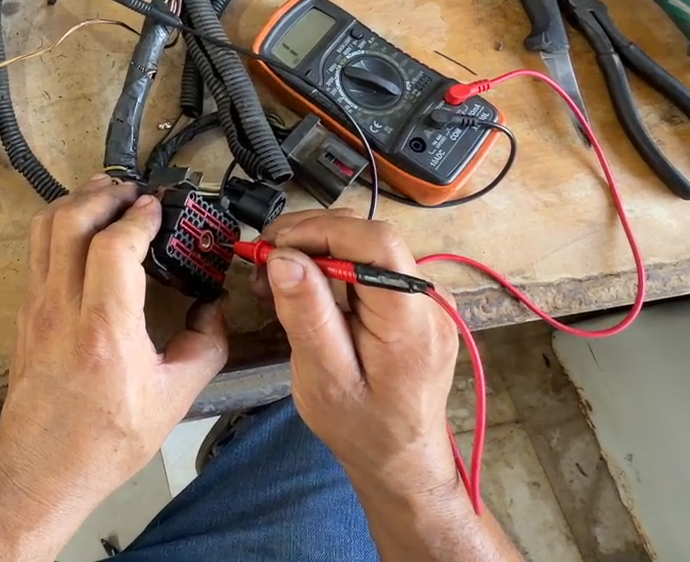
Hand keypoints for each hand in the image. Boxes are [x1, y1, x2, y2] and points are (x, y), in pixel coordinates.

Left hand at [0, 175, 228, 515]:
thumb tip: (214, 304)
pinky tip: (82, 222)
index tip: (157, 207)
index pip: (114, 248)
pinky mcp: (26, 306)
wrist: (43, 464)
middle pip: (71, 222)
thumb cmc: (108, 436)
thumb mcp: (173, 399)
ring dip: (77, 200)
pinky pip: (38, 246)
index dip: (138, 218)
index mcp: (105, 331)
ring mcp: (37, 303)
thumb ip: (204, 346)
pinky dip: (60, 221)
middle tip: (133, 191)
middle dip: (104, 194)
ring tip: (106, 191)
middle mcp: (63, 307)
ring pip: (46, 226)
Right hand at [252, 210, 457, 502]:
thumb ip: (307, 316)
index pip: (373, 241)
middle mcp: (428, 297)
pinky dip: (326, 260)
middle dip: (307, 235)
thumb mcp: (323, 378)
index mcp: (411, 318)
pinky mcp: (411, 297)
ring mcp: (423, 295)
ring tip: (273, 274)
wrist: (401, 458)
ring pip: (361, 241)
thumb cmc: (361, 426)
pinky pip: (365, 260)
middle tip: (261, 259)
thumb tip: (284, 257)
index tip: (274, 247)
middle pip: (365, 234)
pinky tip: (299, 283)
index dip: (319, 230)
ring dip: (311, 246)